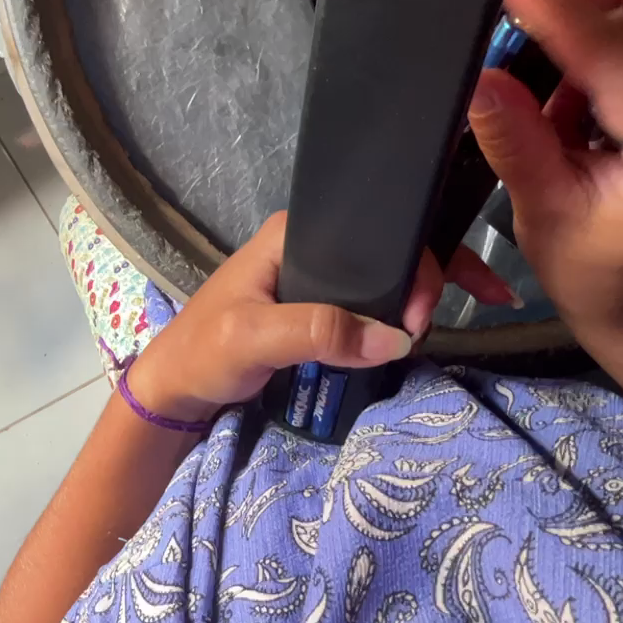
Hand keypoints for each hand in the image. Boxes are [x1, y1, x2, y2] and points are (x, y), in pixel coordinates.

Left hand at [124, 212, 445, 422]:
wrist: (176, 388)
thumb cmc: (202, 352)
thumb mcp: (254, 337)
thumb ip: (318, 331)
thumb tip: (395, 339)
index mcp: (293, 236)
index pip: (372, 233)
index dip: (411, 264)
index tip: (420, 313)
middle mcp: (308, 249)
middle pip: (385, 254)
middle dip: (427, 278)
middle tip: (445, 317)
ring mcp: (313, 281)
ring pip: (381, 282)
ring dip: (416, 301)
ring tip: (442, 326)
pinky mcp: (315, 312)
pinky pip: (366, 309)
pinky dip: (395, 321)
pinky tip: (417, 335)